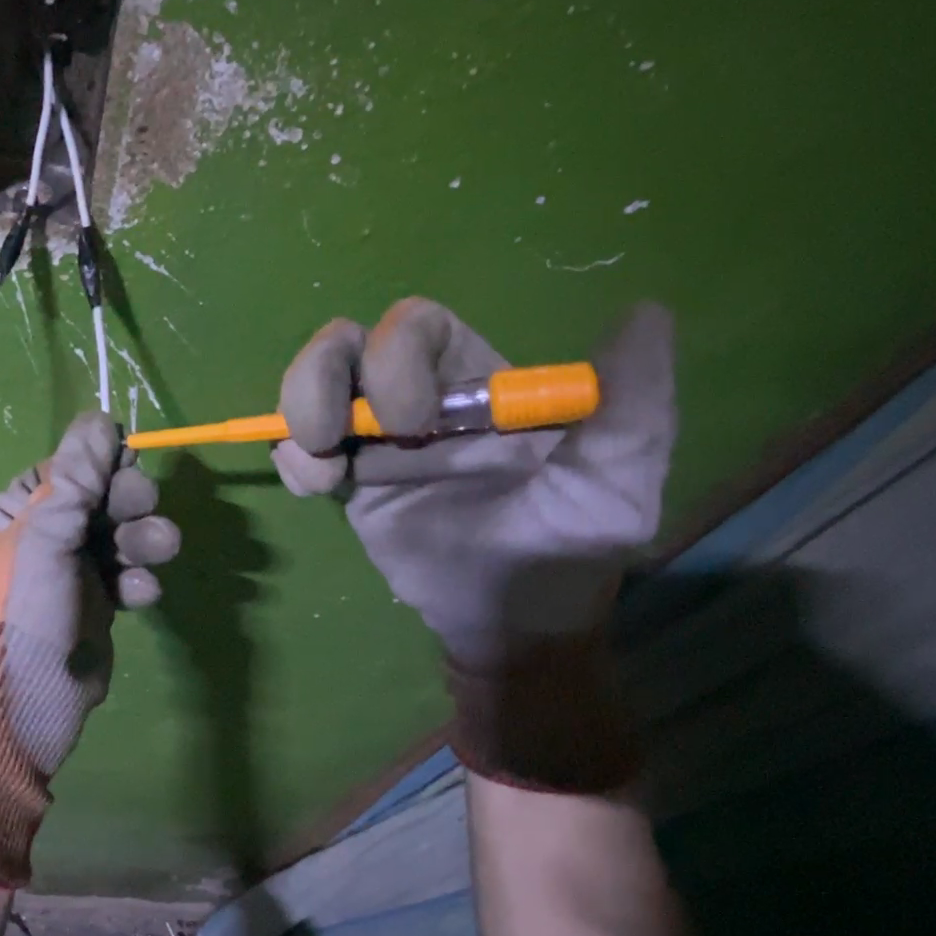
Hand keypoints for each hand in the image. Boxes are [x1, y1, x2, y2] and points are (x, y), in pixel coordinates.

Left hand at [0, 412, 179, 886]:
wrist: (14, 708)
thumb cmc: (19, 610)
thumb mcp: (45, 534)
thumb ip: (76, 476)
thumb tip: (100, 418)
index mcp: (10, 516)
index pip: (62, 471)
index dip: (99, 465)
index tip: (132, 463)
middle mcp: (36, 541)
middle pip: (95, 503)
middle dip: (127, 504)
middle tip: (147, 509)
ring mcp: (65, 577)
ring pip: (115, 541)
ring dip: (141, 542)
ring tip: (162, 550)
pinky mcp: (91, 610)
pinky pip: (121, 581)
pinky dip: (136, 583)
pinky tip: (141, 597)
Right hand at [273, 297, 676, 790]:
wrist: (506, 623)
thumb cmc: (565, 549)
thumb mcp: (614, 484)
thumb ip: (632, 405)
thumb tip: (645, 311)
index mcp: (474, 381)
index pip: (414, 324)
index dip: (394, 353)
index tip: (413, 420)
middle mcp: (414, 396)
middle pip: (344, 344)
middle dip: (327, 380)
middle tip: (347, 442)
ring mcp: (372, 439)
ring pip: (309, 383)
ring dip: (300, 412)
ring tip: (323, 471)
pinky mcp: (346, 479)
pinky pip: (294, 446)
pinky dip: (291, 459)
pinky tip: (316, 489)